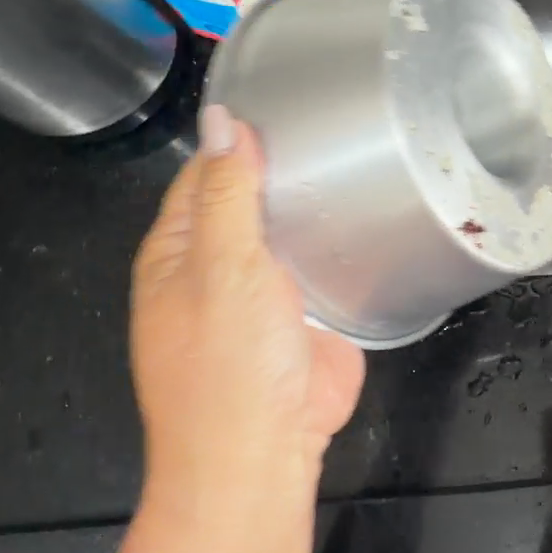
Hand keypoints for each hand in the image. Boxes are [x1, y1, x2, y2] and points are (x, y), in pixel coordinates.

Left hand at [117, 105, 365, 552]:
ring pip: (290, 230)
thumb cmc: (229, 360)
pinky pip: (322, 262)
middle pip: (252, 198)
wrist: (265, 453)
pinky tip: (373, 211)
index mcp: (178, 252)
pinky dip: (341, 238)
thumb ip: (227, 191)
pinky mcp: (308, 311)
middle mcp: (218, 266)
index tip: (287, 99)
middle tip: (342, 122)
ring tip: (365, 155)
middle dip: (287, 167)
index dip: (239, 137)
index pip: (205, 173)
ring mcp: (265, 291)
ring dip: (316, 202)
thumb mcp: (223, 265)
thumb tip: (221, 118)